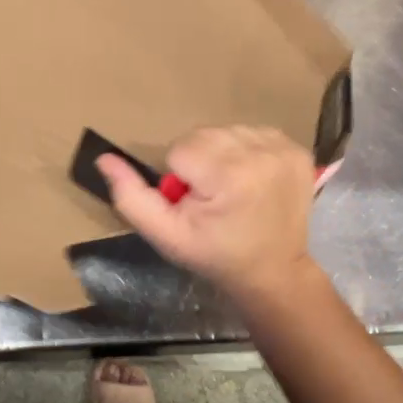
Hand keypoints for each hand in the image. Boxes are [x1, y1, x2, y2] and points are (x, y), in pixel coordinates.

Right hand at [98, 126, 322, 302]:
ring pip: (227, 131)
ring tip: (232, 189)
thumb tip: (104, 158)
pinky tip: (252, 180)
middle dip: (200, 162)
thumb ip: (131, 197)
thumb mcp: (167, 235)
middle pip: (204, 135)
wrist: (274, 272)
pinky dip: (246, 152)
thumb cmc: (216, 254)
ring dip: (222, 155)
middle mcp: (260, 153)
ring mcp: (283, 148)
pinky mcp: (297, 148)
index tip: (197, 204)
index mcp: (229, 174)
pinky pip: (252, 133)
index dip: (181, 178)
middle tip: (213, 198)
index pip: (180, 149)